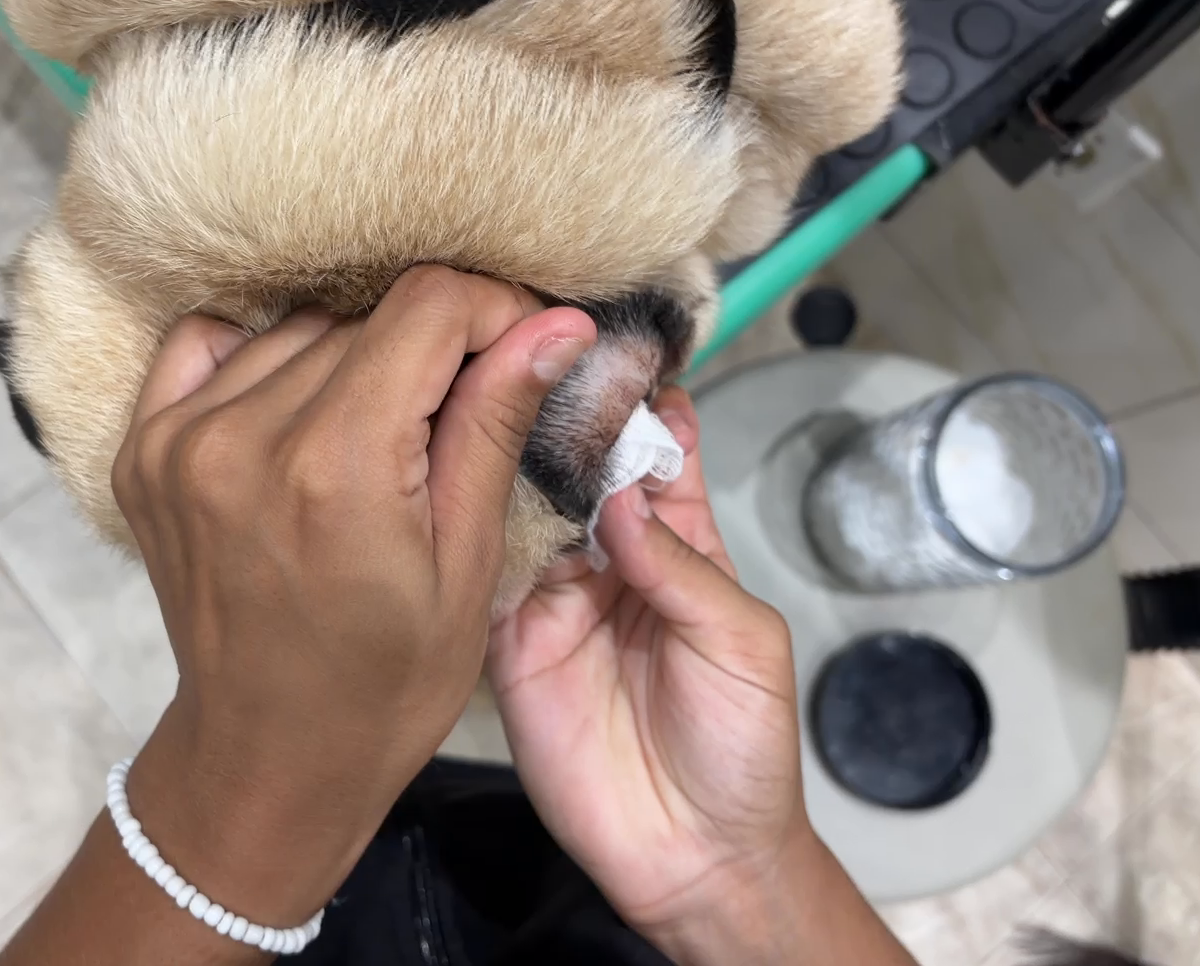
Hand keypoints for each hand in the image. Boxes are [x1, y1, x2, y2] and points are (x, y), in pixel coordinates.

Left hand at [109, 268, 594, 944]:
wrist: (266, 755)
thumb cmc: (385, 682)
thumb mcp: (467, 563)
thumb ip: (496, 424)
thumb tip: (557, 328)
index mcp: (336, 467)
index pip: (426, 307)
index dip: (492, 310)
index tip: (519, 345)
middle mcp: (242, 436)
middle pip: (366, 319)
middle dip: (432, 349)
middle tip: (454, 412)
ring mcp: (177, 439)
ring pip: (299, 330)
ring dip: (355, 359)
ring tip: (378, 431)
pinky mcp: (142, 448)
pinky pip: (212, 344)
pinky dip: (266, 356)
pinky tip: (296, 409)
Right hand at [490, 387, 911, 964]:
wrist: (687, 853)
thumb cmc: (742, 745)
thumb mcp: (742, 644)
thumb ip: (683, 569)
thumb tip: (620, 501)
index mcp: (677, 544)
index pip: (656, 455)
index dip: (643, 404)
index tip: (617, 347)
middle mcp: (608, 555)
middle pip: (582, 470)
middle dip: (566, 418)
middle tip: (534, 355)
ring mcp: (555, 591)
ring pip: (528, 509)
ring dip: (513, 460)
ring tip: (488, 398)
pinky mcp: (511, 634)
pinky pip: (489, 573)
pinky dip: (474, 531)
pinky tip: (456, 481)